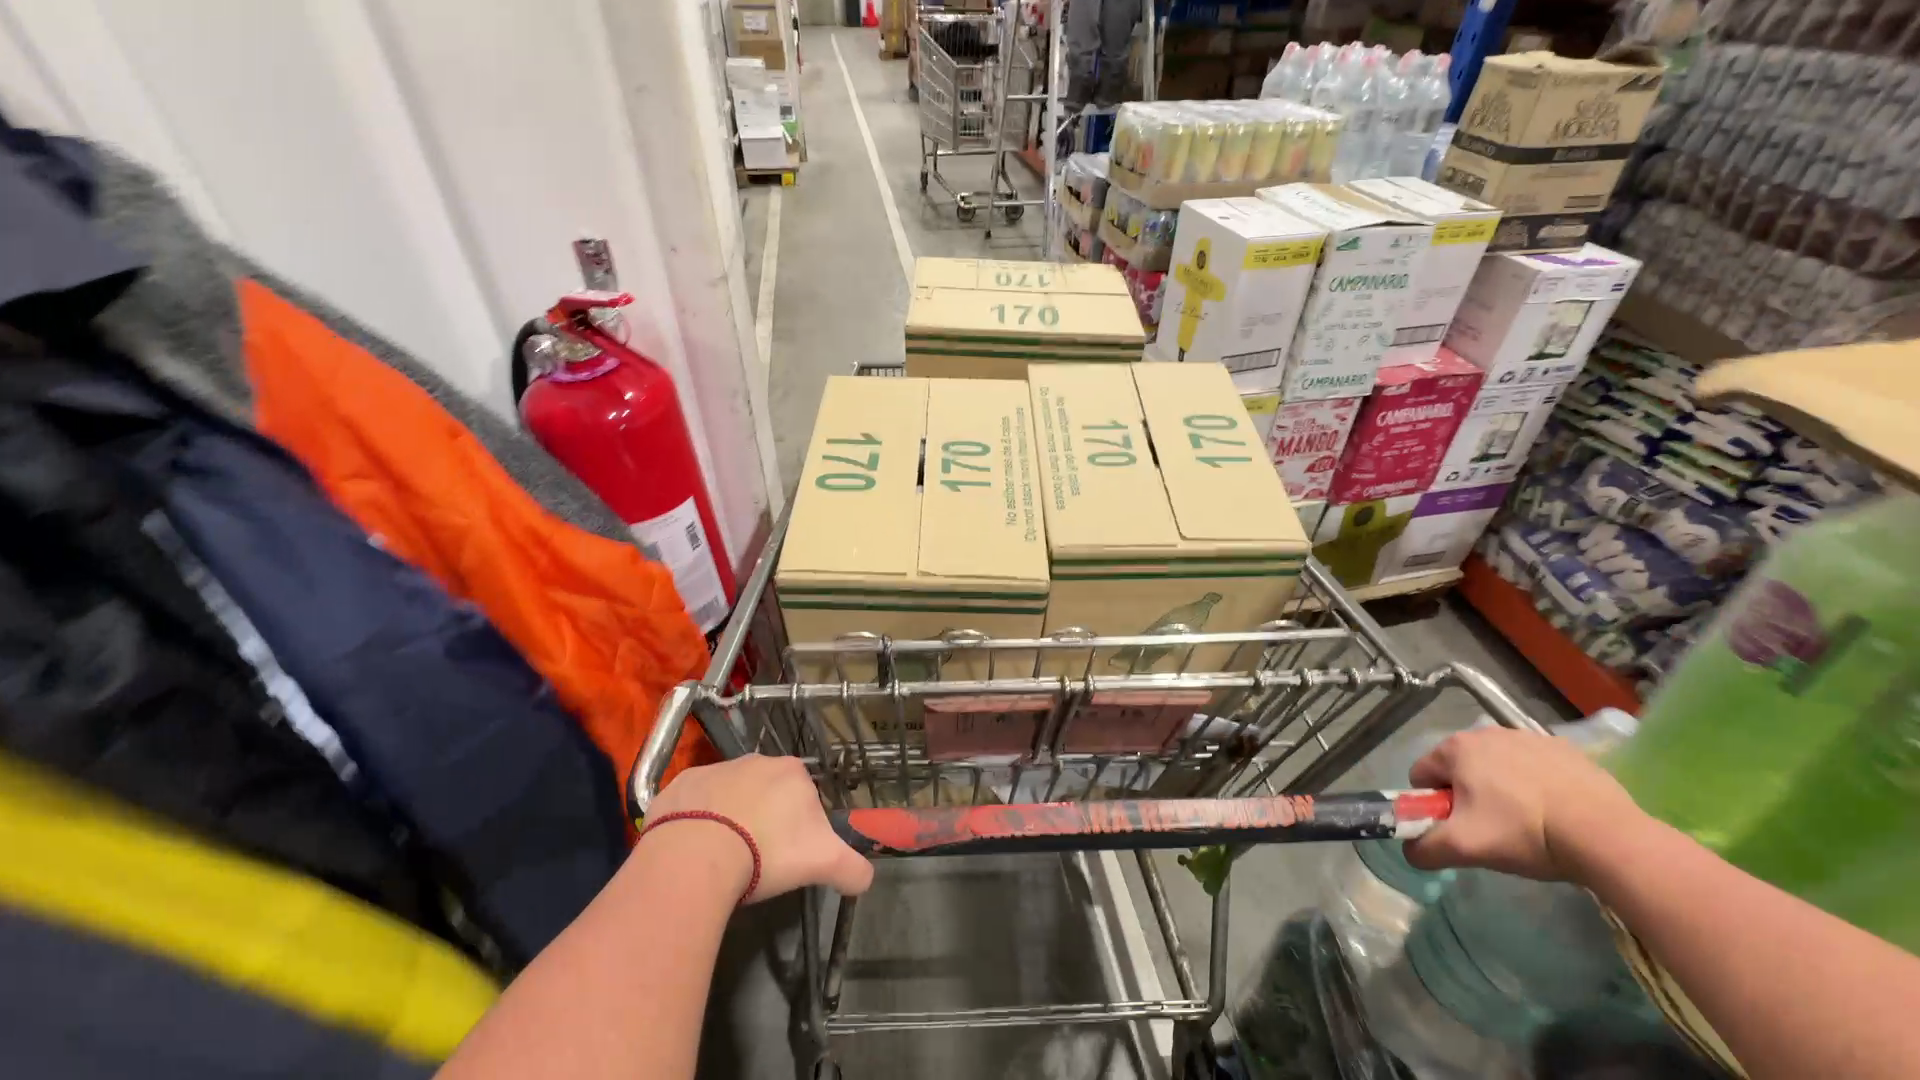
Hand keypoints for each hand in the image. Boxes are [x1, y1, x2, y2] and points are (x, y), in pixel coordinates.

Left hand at [643, 755, 874, 901]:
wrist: (696, 855)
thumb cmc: (767, 852)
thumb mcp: (823, 863)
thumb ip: (852, 868)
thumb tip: (866, 879)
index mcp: (793, 771)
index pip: (804, 797)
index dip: (800, 827)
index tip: (789, 855)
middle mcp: (754, 761)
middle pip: (766, 793)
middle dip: (765, 820)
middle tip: (757, 859)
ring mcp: (713, 769)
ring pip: (729, 796)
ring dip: (730, 819)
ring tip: (723, 859)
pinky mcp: (678, 785)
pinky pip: (693, 803)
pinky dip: (695, 822)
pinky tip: (694, 851)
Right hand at [1401, 726, 1644, 883]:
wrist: (1605, 834)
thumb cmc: (1524, 833)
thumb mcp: (1463, 848)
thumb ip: (1423, 848)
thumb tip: (1411, 849)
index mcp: (1456, 748)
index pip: (1422, 776)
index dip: (1433, 806)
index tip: (1459, 828)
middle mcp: (1487, 732)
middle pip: (1459, 769)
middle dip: (1467, 796)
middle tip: (1492, 829)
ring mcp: (1529, 737)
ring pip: (1496, 766)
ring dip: (1500, 789)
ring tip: (1527, 822)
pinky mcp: (1565, 749)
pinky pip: (1532, 766)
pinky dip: (1534, 785)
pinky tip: (1553, 811)